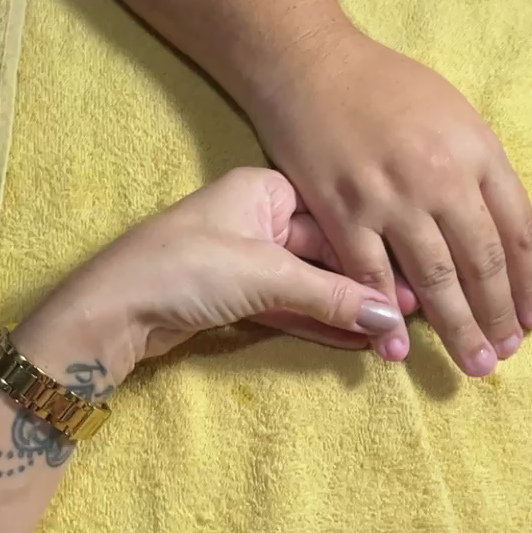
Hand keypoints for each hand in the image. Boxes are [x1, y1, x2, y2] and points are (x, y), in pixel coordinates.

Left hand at [13, 168, 405, 380]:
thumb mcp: (266, 274)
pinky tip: (357, 342)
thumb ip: (332, 295)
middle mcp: (257, 219)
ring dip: (347, 311)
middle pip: (325, 253)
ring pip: (310, 285)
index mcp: (263, 190)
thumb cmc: (186, 268)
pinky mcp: (235, 297)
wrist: (114, 311)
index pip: (334, 217)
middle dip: (365, 287)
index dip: (374, 251)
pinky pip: (289, 307)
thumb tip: (393, 318)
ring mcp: (246, 260)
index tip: (417, 282)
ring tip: (395, 337)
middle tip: (415, 317)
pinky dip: (319, 324)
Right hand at [247, 29, 531, 377]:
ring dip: (457, 329)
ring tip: (474, 364)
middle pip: (482, 264)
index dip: (529, 284)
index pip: (518, 233)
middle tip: (505, 357)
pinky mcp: (342, 213)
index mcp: (477, 151)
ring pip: (434, 279)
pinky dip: (384, 316)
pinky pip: (370, 275)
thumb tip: (493, 225)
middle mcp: (441, 178)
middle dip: (498, 318)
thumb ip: (477, 168)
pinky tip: (397, 348)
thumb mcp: (452, 112)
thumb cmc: (383, 86)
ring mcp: (390, 198)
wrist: (310, 66)